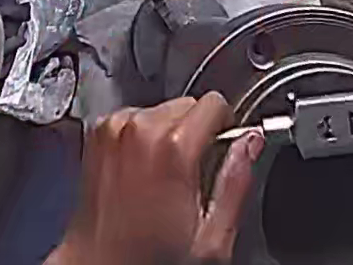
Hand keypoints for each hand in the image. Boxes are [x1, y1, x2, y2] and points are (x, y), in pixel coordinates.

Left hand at [47, 94, 264, 264]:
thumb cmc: (150, 259)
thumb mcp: (210, 240)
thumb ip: (236, 182)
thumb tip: (251, 142)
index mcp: (174, 147)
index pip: (214, 103)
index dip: (225, 125)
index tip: (223, 145)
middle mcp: (143, 126)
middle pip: (188, 103)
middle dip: (195, 131)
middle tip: (191, 172)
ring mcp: (118, 125)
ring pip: (162, 108)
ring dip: (169, 130)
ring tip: (164, 173)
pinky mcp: (101, 129)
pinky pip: (136, 115)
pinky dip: (143, 133)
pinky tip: (142, 168)